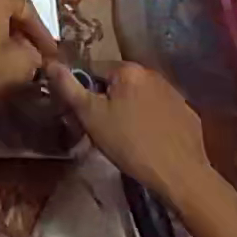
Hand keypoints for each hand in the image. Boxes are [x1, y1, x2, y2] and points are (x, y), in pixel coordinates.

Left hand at [0, 0, 58, 101]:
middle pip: (8, 11)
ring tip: (13, 59)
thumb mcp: (17, 66)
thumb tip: (33, 56)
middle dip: (23, 35)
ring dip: (3, 37)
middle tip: (35, 56)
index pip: (29, 11)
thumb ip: (34, 58)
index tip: (52, 55)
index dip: (43, 36)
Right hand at [45, 61, 213, 200]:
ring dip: (130, 108)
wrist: (180, 174)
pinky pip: (160, 110)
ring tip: (127, 138)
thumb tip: (50, 62)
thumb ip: (69, 88)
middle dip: (108, 100)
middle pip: (118, 82)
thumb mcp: (92, 117)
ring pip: (140, 95)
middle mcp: (151, 72)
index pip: (94, 69)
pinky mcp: (186, 111)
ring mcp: (172, 91)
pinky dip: (152, 120)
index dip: (85, 90)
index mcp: (127, 69)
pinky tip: (150, 141)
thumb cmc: (130, 143)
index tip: (84, 115)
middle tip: (104, 129)